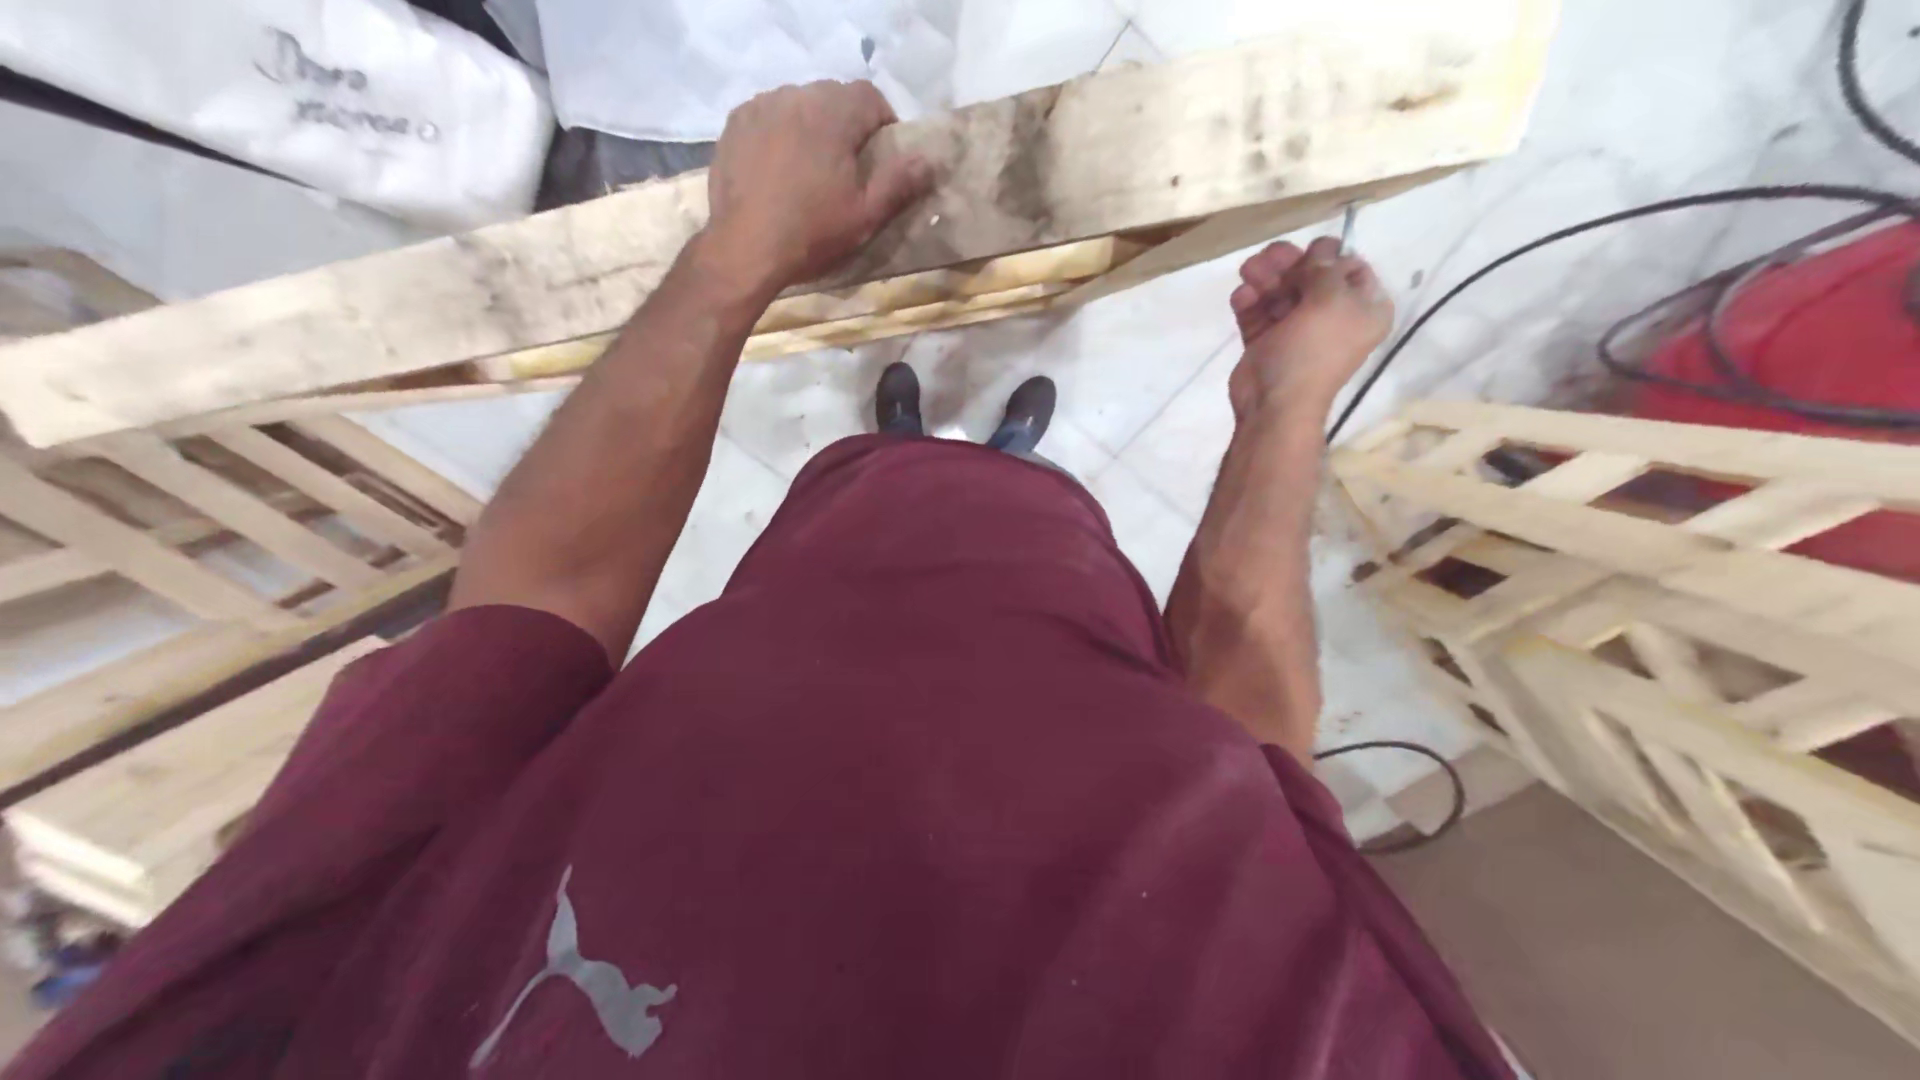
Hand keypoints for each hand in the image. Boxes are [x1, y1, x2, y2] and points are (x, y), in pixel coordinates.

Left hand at [702, 80, 932, 293]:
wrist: (744, 249)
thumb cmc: (811, 234)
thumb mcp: (865, 216)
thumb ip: (899, 182)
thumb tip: (929, 160)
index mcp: (832, 114)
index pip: (869, 96)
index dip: (883, 122)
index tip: (883, 155)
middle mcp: (795, 96)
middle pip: (833, 96)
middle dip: (847, 124)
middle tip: (848, 167)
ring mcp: (760, 107)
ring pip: (799, 103)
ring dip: (813, 126)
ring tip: (812, 167)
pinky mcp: (735, 124)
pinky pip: (768, 116)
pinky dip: (780, 133)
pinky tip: (780, 168)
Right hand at [1227, 237, 1392, 422]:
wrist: (1275, 404)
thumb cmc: (1312, 352)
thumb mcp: (1331, 300)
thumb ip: (1326, 267)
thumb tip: (1322, 248)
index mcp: (1363, 310)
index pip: (1352, 268)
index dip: (1330, 256)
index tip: (1309, 256)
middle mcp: (1333, 318)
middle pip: (1311, 276)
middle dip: (1289, 264)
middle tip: (1268, 256)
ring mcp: (1297, 331)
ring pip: (1280, 292)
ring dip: (1264, 278)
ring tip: (1248, 271)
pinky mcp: (1266, 342)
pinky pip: (1258, 313)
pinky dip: (1249, 302)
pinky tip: (1241, 297)